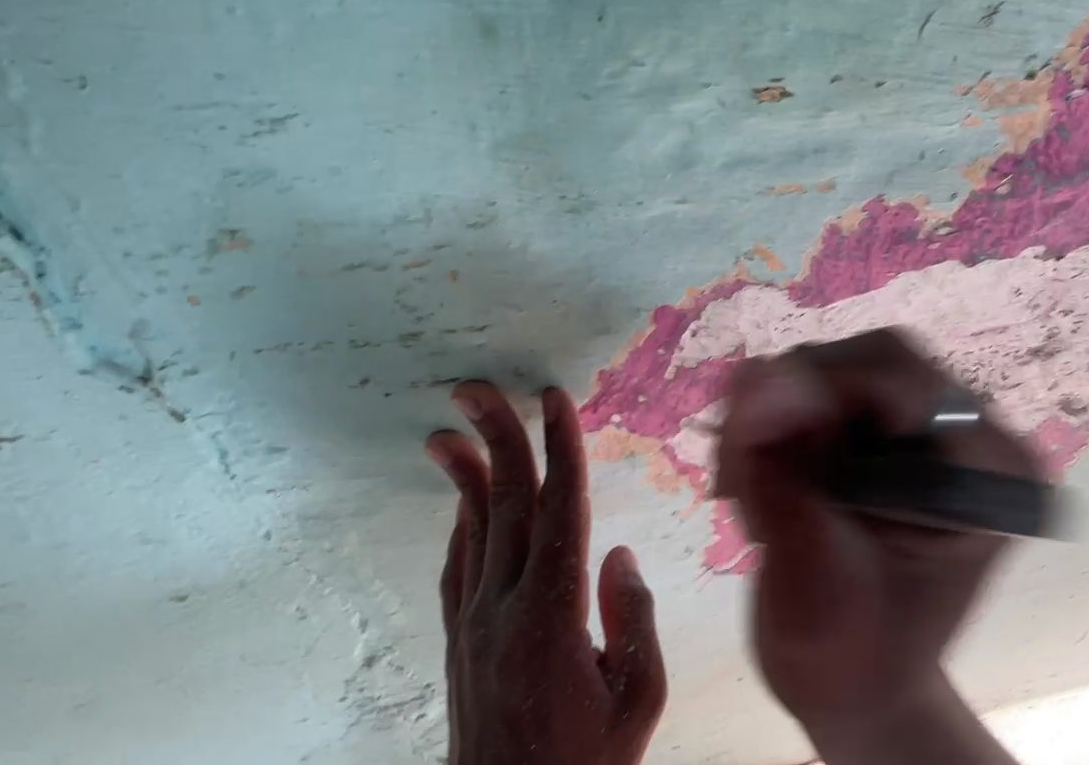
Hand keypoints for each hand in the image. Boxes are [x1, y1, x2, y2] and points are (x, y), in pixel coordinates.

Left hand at [428, 382, 666, 764]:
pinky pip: (457, 565)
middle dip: (498, 436)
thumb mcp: (637, 700)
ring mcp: (473, 623)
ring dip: (466, 471)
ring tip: (451, 427)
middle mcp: (504, 605)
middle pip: (505, 502)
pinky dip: (461, 521)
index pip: (563, 509)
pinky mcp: (458, 641)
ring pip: (472, 527)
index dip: (561, 447)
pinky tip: (464, 498)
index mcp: (554, 613)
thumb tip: (618, 555)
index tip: (556, 398)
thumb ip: (634, 619)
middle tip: (479, 387)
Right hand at [714, 329, 1035, 762]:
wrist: (858, 677)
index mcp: (993, 473)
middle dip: (793, 410)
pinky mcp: (889, 417)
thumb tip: (757, 371)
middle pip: (868, 360)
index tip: (759, 459)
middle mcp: (975, 429)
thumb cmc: (850, 659)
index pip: (906, 382)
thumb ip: (785, 480)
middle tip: (747, 483)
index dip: (821, 397)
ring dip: (777, 418)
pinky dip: (776, 421)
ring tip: (757, 495)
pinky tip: (766, 479)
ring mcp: (932, 417)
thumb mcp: (811, 584)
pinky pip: (819, 381)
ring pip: (835, 363)